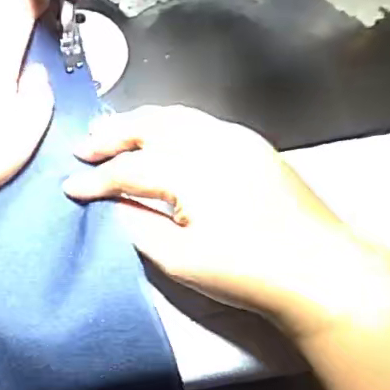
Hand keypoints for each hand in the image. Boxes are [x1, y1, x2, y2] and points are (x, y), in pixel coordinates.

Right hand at [63, 105, 389, 337]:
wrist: (320, 271)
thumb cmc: (246, 272)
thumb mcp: (180, 259)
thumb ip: (137, 226)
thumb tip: (111, 206)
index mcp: (193, 171)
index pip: (131, 168)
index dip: (96, 179)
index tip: (69, 187)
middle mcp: (215, 142)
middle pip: (153, 125)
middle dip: (114, 134)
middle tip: (84, 146)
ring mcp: (240, 140)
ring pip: (179, 117)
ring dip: (142, 123)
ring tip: (114, 133)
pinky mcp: (256, 147)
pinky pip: (201, 124)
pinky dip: (170, 126)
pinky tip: (161, 140)